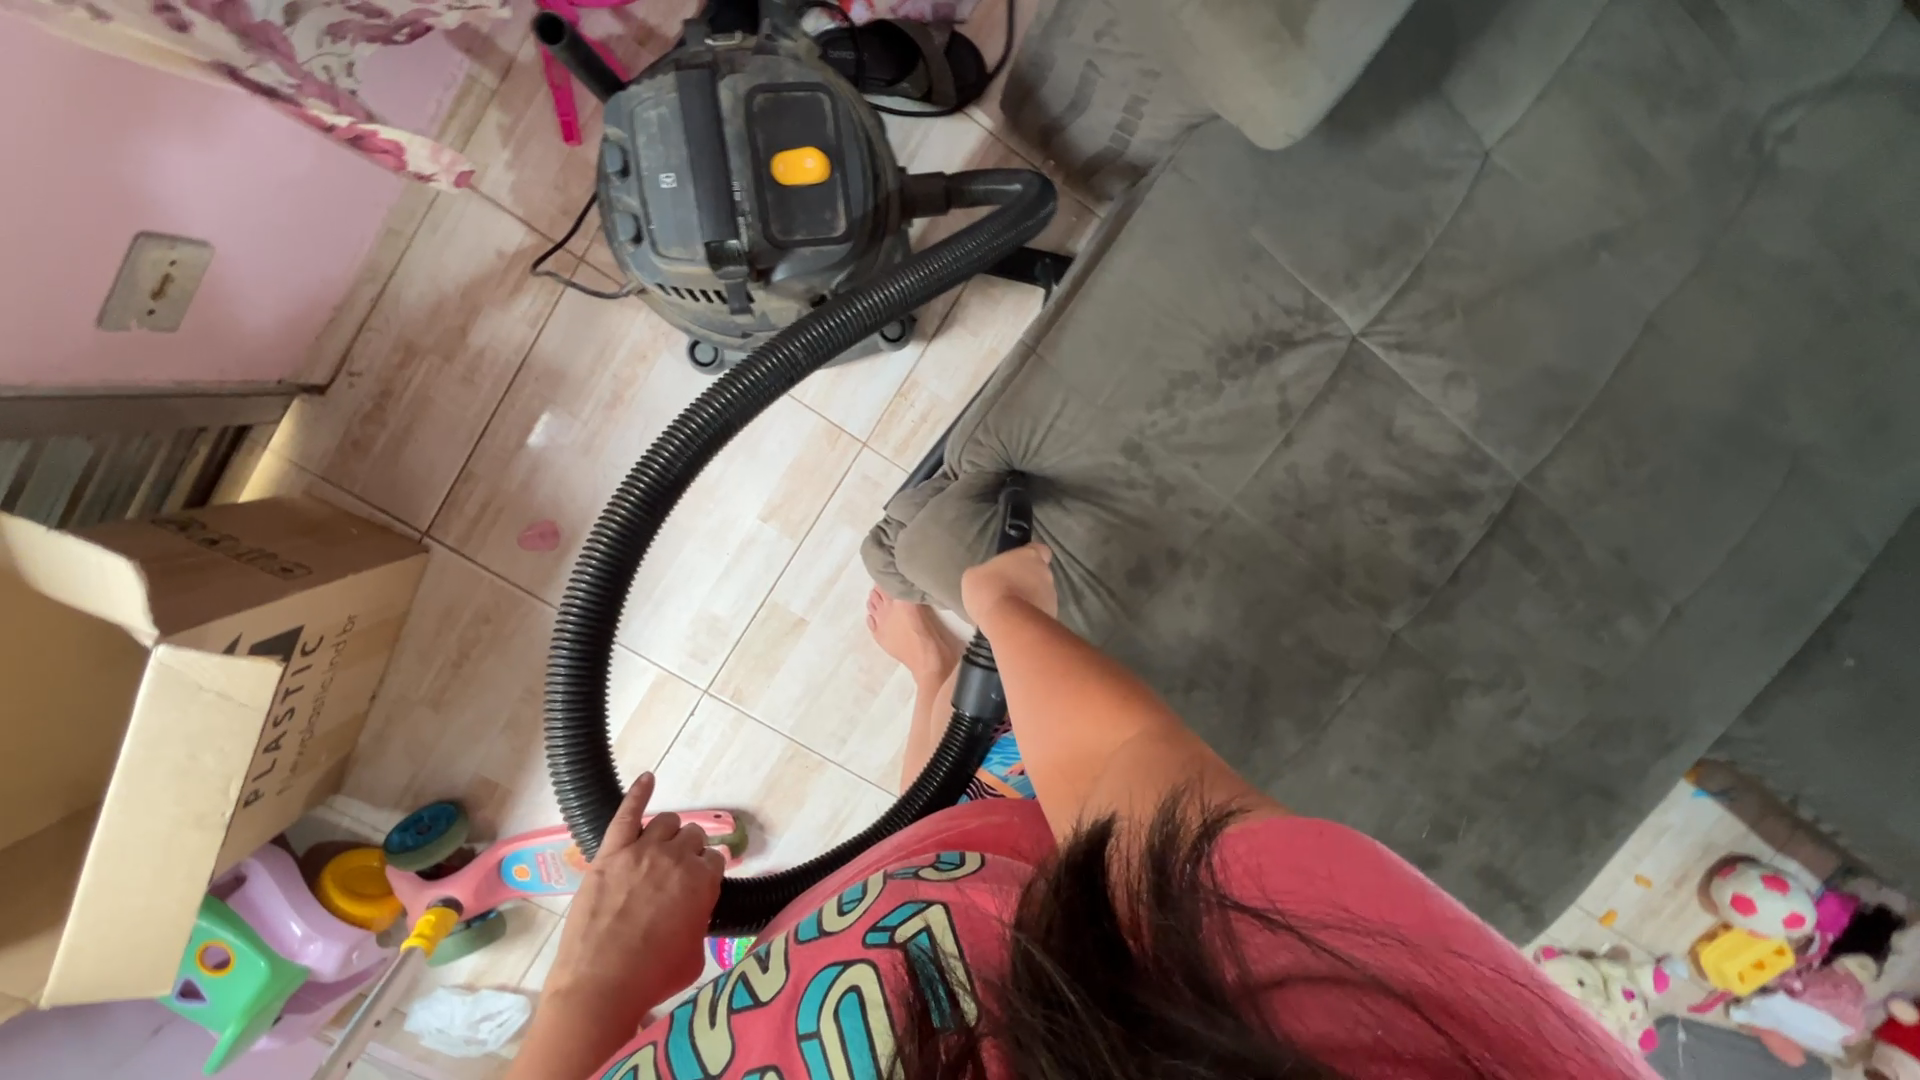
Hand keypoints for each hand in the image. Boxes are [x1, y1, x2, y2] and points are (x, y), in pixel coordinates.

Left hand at [544, 773, 723, 1020]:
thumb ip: (699, 921)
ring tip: (660, 848)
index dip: (706, 873)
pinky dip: (638, 792)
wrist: (599, 988)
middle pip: (693, 836)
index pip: (715, 860)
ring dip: (669, 832)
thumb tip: (692, 912)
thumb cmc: (652, 979)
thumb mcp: (695, 954)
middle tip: (676, 875)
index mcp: (704, 881)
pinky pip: (627, 813)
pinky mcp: (609, 853)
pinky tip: (647, 778)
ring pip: (666, 821)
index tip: (697, 886)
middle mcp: (677, 857)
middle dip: (690, 851)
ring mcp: (642, 851)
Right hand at [962, 543, 1057, 625]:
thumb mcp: (975, 576)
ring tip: (1009, 612)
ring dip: (1028, 600)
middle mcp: (1045, 573)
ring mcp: (1051, 596)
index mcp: (1030, 556)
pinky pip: (1039, 613)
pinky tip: (1013, 623)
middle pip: (1038, 574)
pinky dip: (1029, 617)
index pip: (1040, 550)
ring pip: (1040, 595)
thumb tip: (988, 578)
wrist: (1007, 621)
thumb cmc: (989, 589)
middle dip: (1026, 582)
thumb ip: (987, 572)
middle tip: (1007, 591)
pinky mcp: (1051, 616)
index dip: (1030, 557)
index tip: (1018, 565)